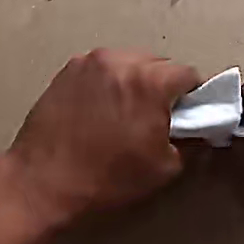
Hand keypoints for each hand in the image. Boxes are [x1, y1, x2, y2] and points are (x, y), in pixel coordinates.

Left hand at [4, 48, 201, 228]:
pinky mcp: (66, 72)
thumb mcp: (164, 168)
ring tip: (123, 117)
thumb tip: (202, 130)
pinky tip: (99, 113)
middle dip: (162, 89)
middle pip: (157, 65)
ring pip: (127, 65)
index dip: (194, 98)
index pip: (188, 75)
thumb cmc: (107, 179)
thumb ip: (191, 141)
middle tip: (155, 120)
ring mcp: (88, 62)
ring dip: (134, 84)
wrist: (42, 184)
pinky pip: (101, 71)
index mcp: (149, 80)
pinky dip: (108, 86)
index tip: (188, 118)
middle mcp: (119, 60)